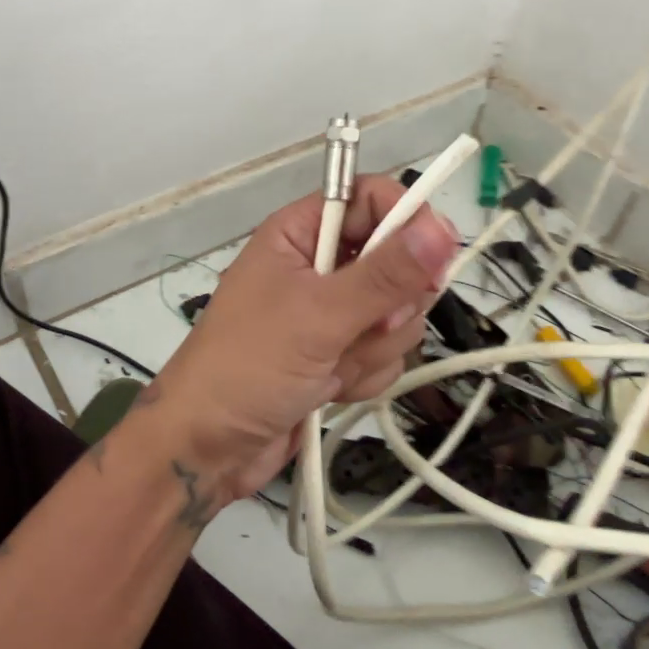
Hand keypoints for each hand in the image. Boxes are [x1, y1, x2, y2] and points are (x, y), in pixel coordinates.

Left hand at [150, 176, 457, 501]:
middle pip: (395, 261)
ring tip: (329, 366)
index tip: (434, 258)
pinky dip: (362, 376)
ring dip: (371, 349)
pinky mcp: (337, 355)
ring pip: (396, 314)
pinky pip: (382, 354)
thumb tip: (442, 226)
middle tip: (362, 327)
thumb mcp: (318, 315)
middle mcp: (317, 265)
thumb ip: (385, 274)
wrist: (206, 449)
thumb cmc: (248, 367)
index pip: (371, 199)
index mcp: (300, 233)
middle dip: (388, 305)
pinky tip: (329, 390)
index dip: (406, 220)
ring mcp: (329, 314)